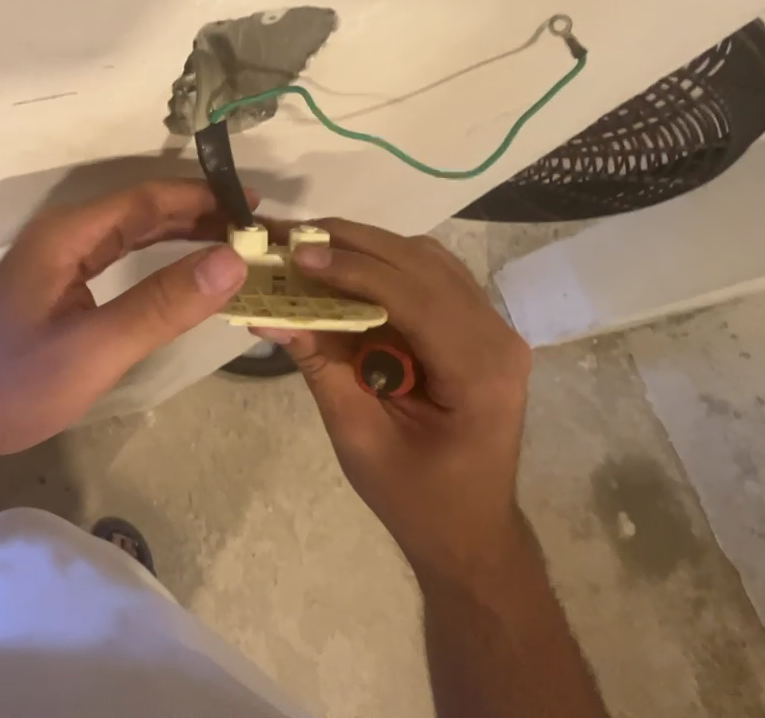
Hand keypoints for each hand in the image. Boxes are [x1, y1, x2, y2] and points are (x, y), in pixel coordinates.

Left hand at [0, 180, 247, 469]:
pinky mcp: (56, 285)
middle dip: (198, 214)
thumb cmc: (16, 385)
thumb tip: (233, 258)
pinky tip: (183, 269)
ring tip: (234, 243)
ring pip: (129, 232)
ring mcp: (56, 260)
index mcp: (66, 234)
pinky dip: (155, 257)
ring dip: (180, 234)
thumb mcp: (96, 349)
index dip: (203, 198)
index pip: (146, 199)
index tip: (256, 208)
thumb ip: (163, 304)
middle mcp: (62, 235)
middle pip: (140, 210)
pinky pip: (115, 256)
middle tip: (256, 229)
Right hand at [253, 220, 531, 582]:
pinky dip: (383, 264)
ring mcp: (493, 328)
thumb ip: (320, 367)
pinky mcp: (476, 327)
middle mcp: (496, 336)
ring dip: (366, 247)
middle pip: (421, 263)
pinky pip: (430, 275)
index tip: (295, 254)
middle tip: (289, 235)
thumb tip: (268, 314)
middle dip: (352, 243)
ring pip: (426, 259)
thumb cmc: (416, 497)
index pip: (411, 294)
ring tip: (309, 247)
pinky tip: (344, 270)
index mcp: (477, 371)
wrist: (469, 529)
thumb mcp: (358, 436)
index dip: (351, 267)